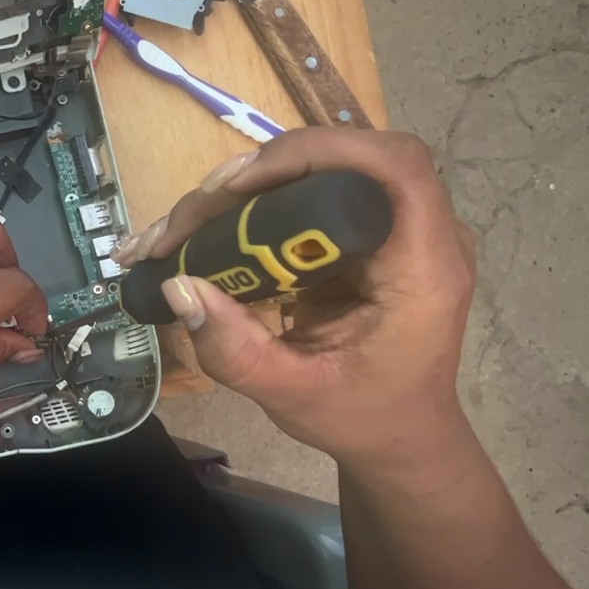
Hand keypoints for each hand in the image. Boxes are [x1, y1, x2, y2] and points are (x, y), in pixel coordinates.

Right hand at [113, 129, 476, 467]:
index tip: (236, 187)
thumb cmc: (360, 417)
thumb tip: (177, 287)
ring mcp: (381, 232)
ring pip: (307, 180)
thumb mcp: (291, 394)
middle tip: (179, 227)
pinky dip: (238, 217)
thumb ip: (235, 350)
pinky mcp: (349, 240)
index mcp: (420, 268)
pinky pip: (294, 206)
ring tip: (169, 237)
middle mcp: (412, 233)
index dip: (314, 156)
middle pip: (335, 164)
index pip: (391, 168)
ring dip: (232, 200)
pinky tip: (191, 239)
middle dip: (247, 183)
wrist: (396, 433)